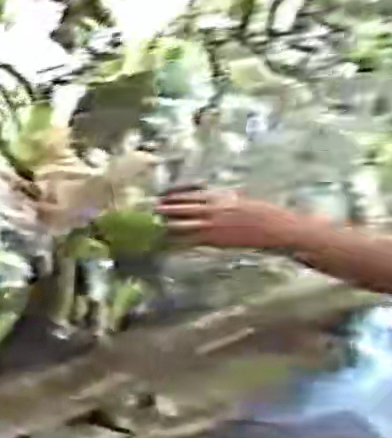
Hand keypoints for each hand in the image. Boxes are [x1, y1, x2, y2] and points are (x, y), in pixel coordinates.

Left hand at [156, 188, 317, 251]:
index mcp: (223, 200)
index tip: (161, 199)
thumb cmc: (270, 215)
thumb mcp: (246, 202)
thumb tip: (210, 199)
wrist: (286, 230)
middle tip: (150, 212)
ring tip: (154, 227)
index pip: (189, 196)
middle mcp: (214, 211)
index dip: (172, 198)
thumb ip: (225, 201)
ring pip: (176, 225)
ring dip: (164, 226)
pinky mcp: (213, 240)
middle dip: (162, 210)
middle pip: (177, 209)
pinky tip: (164, 242)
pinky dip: (173, 241)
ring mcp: (212, 226)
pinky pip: (185, 241)